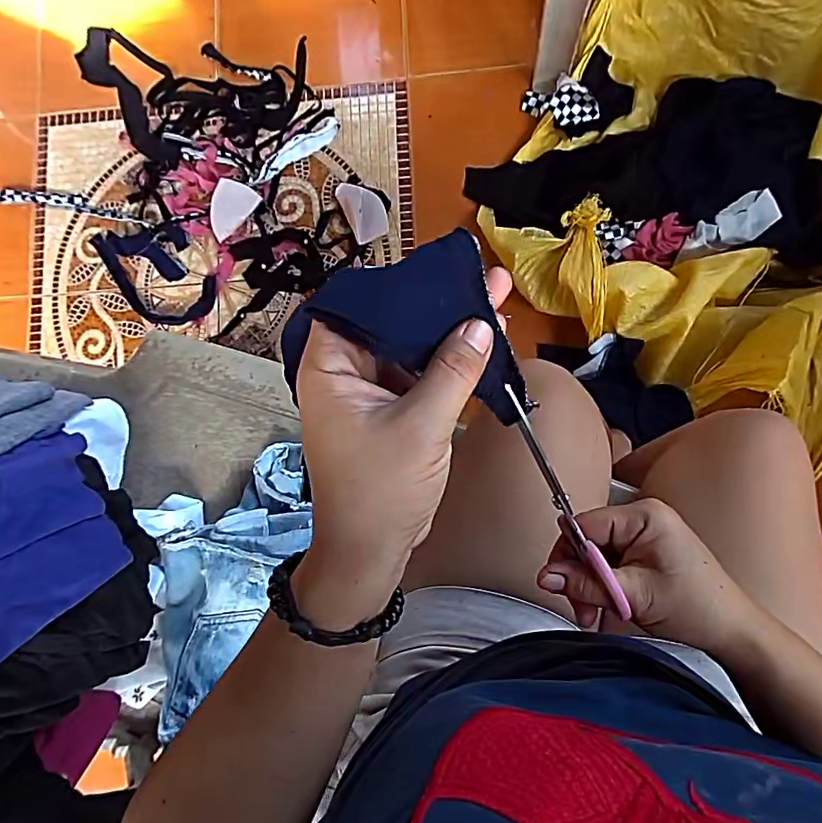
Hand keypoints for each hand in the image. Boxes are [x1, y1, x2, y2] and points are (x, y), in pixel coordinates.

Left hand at [293, 267, 511, 625]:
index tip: (446, 271)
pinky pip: (419, 377)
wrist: (373, 551)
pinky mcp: (391, 413)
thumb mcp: (421, 427)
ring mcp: (369, 395)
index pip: (361, 304)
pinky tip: (481, 349)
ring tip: (492, 307)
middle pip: (391, 324)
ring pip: (410, 351)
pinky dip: (447, 366)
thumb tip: (481, 323)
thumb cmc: (380, 493)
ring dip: (447, 337)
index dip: (403, 285)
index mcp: (329, 367)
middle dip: (437, 308)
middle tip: (482, 283)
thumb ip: (453, 372)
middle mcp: (344, 374)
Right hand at [537, 498, 769, 655]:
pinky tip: (610, 610)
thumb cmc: (700, 606)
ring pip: (595, 557)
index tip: (560, 584)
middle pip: (586, 541)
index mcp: (645, 516)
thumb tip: (549, 576)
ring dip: (589, 588)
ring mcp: (645, 536)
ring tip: (597, 614)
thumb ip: (587, 584)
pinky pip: (609, 565)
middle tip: (583, 608)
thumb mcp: (635, 596)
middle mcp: (644, 519)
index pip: (584, 524)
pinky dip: (603, 589)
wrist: (730, 628)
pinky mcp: (645, 553)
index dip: (567, 556)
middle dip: (578, 578)